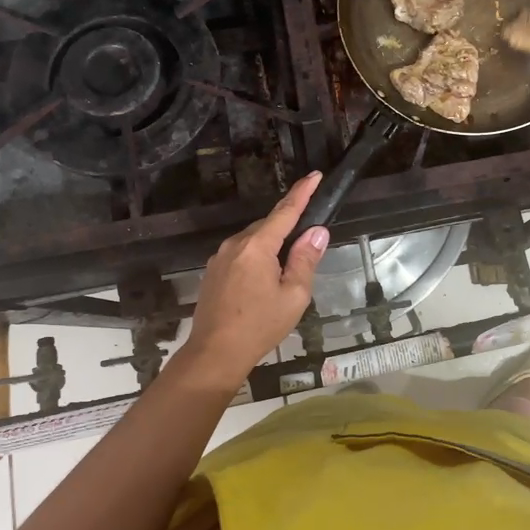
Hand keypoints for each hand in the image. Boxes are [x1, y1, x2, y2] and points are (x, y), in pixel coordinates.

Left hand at [181, 172, 330, 389]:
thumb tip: (317, 232)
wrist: (214, 353)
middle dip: (289, 226)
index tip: (315, 175)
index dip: (302, 192)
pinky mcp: (213, 271)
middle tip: (309, 239)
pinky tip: (265, 279)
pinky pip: (241, 254)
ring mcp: (220, 257)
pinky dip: (258, 257)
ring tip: (288, 268)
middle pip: (268, 226)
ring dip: (272, 246)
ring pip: (254, 240)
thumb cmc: (259, 326)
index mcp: (257, 246)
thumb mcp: (294, 295)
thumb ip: (305, 260)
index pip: (285, 211)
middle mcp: (236, 244)